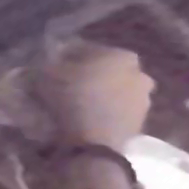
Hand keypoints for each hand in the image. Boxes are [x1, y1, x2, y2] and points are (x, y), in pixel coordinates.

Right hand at [31, 43, 154, 146]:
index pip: (84, 48)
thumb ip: (46, 63)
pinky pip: (115, 107)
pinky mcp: (141, 118)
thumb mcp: (44, 74)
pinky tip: (82, 115)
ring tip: (70, 102)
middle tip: (59, 83)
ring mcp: (144, 97)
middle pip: (102, 69)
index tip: (45, 65)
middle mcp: (140, 71)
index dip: (62, 56)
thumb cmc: (70, 98)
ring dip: (94, 92)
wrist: (94, 140)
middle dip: (83, 74)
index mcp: (119, 55)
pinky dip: (101, 108)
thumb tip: (45, 62)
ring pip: (111, 88)